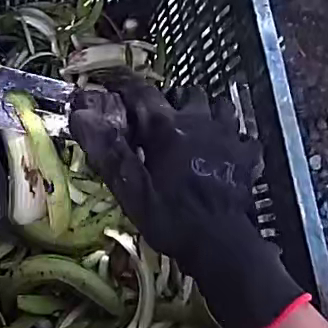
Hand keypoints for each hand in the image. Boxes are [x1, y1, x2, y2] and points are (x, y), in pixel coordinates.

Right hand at [70, 77, 308, 327]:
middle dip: (169, 101)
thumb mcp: (131, 189)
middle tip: (155, 121)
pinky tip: (223, 151)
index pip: (142, 92)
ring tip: (191, 130)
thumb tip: (81, 115)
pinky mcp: (247, 155)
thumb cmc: (170, 219)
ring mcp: (228, 136)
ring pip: (216, 106)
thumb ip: (108, 150)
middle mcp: (199, 121)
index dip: (124, 84)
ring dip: (203, 112)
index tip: (111, 83)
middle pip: (183, 94)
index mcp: (166, 127)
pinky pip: (240, 134)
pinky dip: (230, 138)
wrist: (220, 244)